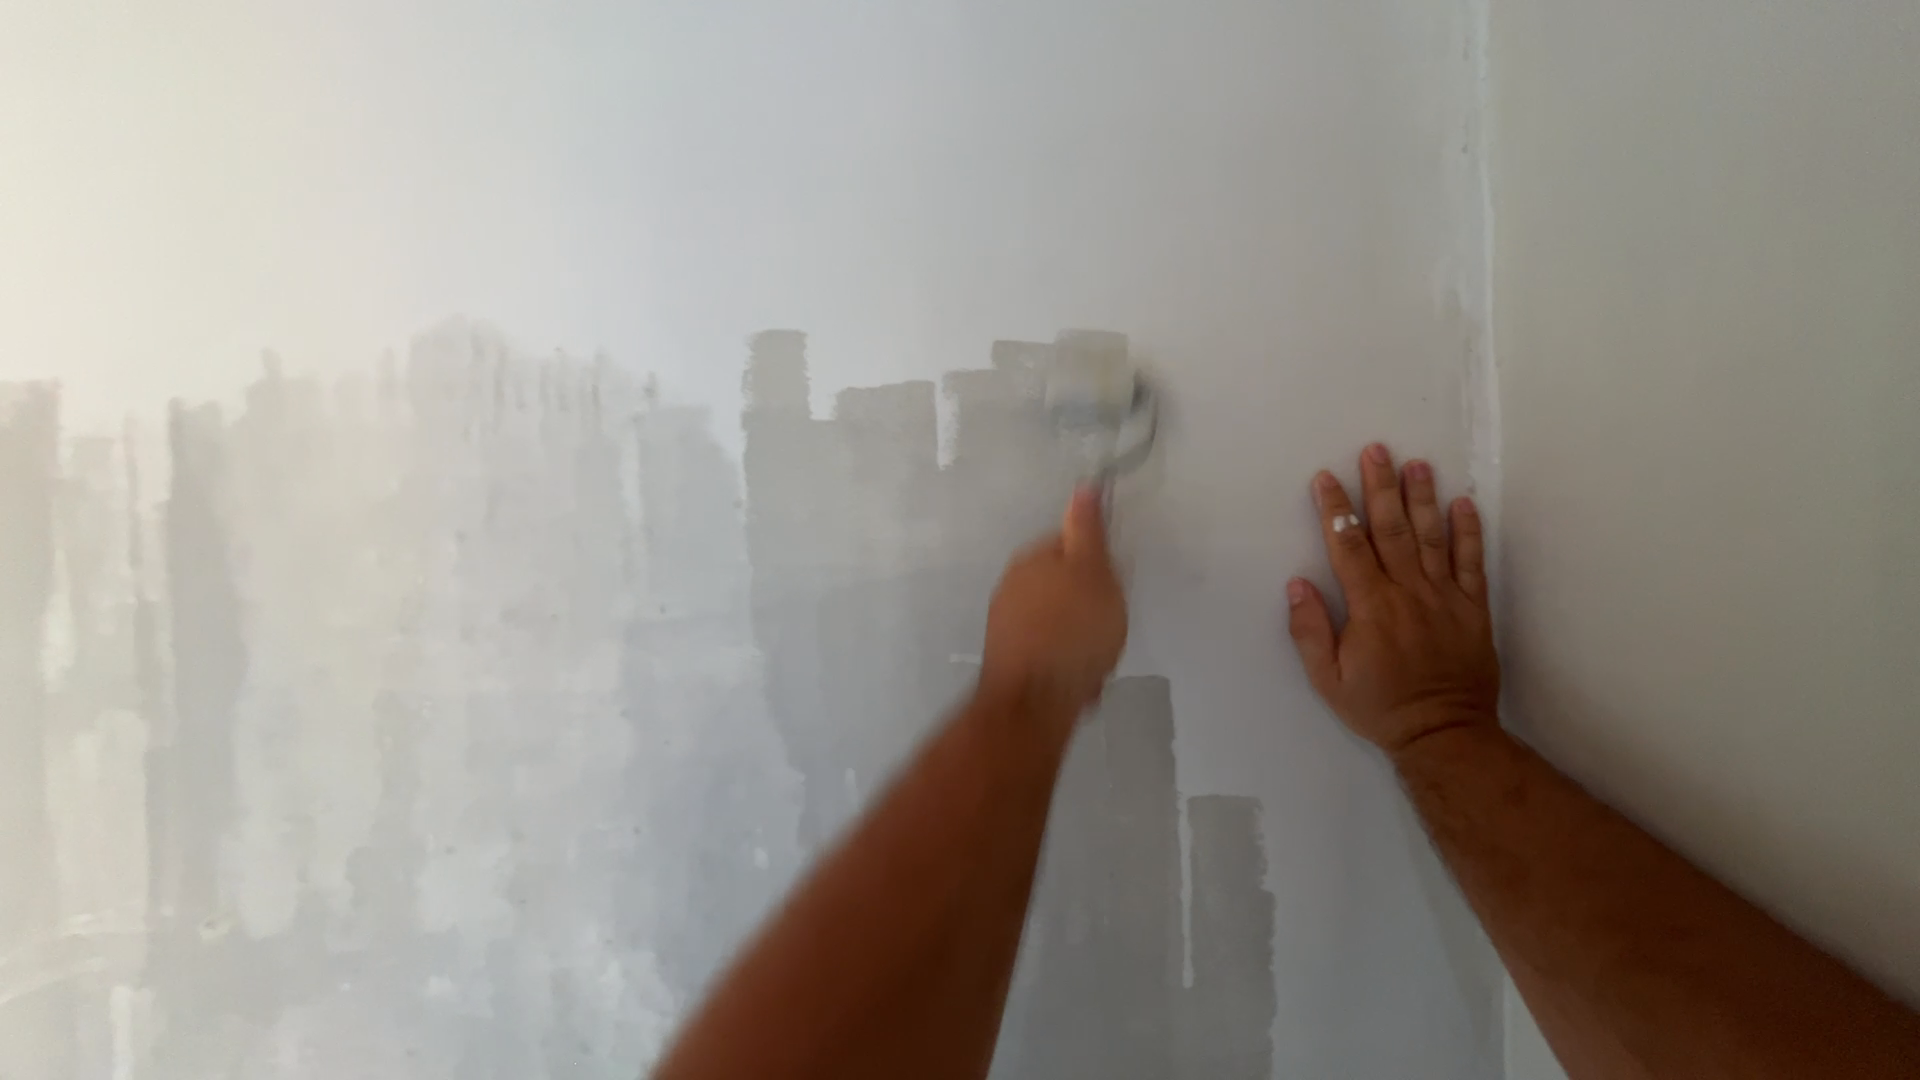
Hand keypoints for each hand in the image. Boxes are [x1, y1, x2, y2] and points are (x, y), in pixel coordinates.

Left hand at [981, 488, 1127, 717]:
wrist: (1036, 699)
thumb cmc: (1074, 629)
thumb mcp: (1093, 572)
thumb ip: (1087, 530)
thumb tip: (1083, 486)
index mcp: (1030, 558)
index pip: (1068, 546)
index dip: (1095, 566)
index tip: (1111, 588)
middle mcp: (1010, 585)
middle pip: (1059, 585)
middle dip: (1084, 604)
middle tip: (1106, 625)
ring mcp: (1004, 623)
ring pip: (1053, 622)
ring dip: (1075, 637)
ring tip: (1095, 659)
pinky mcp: (1007, 658)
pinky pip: (1045, 651)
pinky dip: (1063, 661)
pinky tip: (1078, 680)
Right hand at [1287, 443, 1499, 756]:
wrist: (1444, 734)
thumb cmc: (1377, 706)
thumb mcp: (1326, 678)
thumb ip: (1310, 630)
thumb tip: (1298, 584)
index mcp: (1371, 608)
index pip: (1348, 547)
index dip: (1335, 510)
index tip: (1325, 478)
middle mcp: (1408, 593)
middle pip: (1392, 530)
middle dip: (1380, 488)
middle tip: (1376, 450)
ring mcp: (1445, 598)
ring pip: (1431, 538)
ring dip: (1422, 498)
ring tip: (1416, 463)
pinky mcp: (1472, 609)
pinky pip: (1470, 563)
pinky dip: (1467, 532)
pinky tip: (1463, 503)